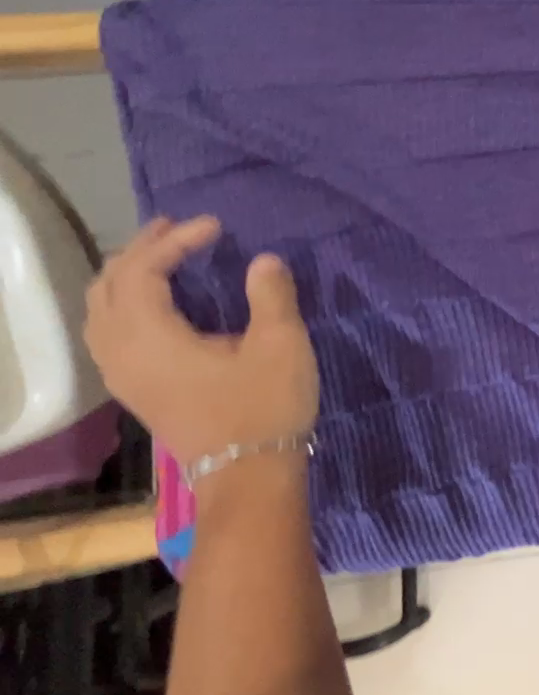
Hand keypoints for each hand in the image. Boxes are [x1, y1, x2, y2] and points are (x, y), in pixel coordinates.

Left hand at [84, 216, 318, 463]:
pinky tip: (157, 301)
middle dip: (140, 252)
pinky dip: (126, 301)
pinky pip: (109, 330)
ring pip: (101, 310)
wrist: (246, 468)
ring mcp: (122, 372)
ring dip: (128, 276)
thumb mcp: (281, 345)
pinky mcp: (135, 385)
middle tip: (180, 228)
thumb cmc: (264, 404)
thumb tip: (262, 260)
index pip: (142, 273)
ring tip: (164, 256)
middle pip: (107, 288)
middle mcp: (120, 352)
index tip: (216, 226)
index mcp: (150, 338)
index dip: (174, 242)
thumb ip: (270, 297)